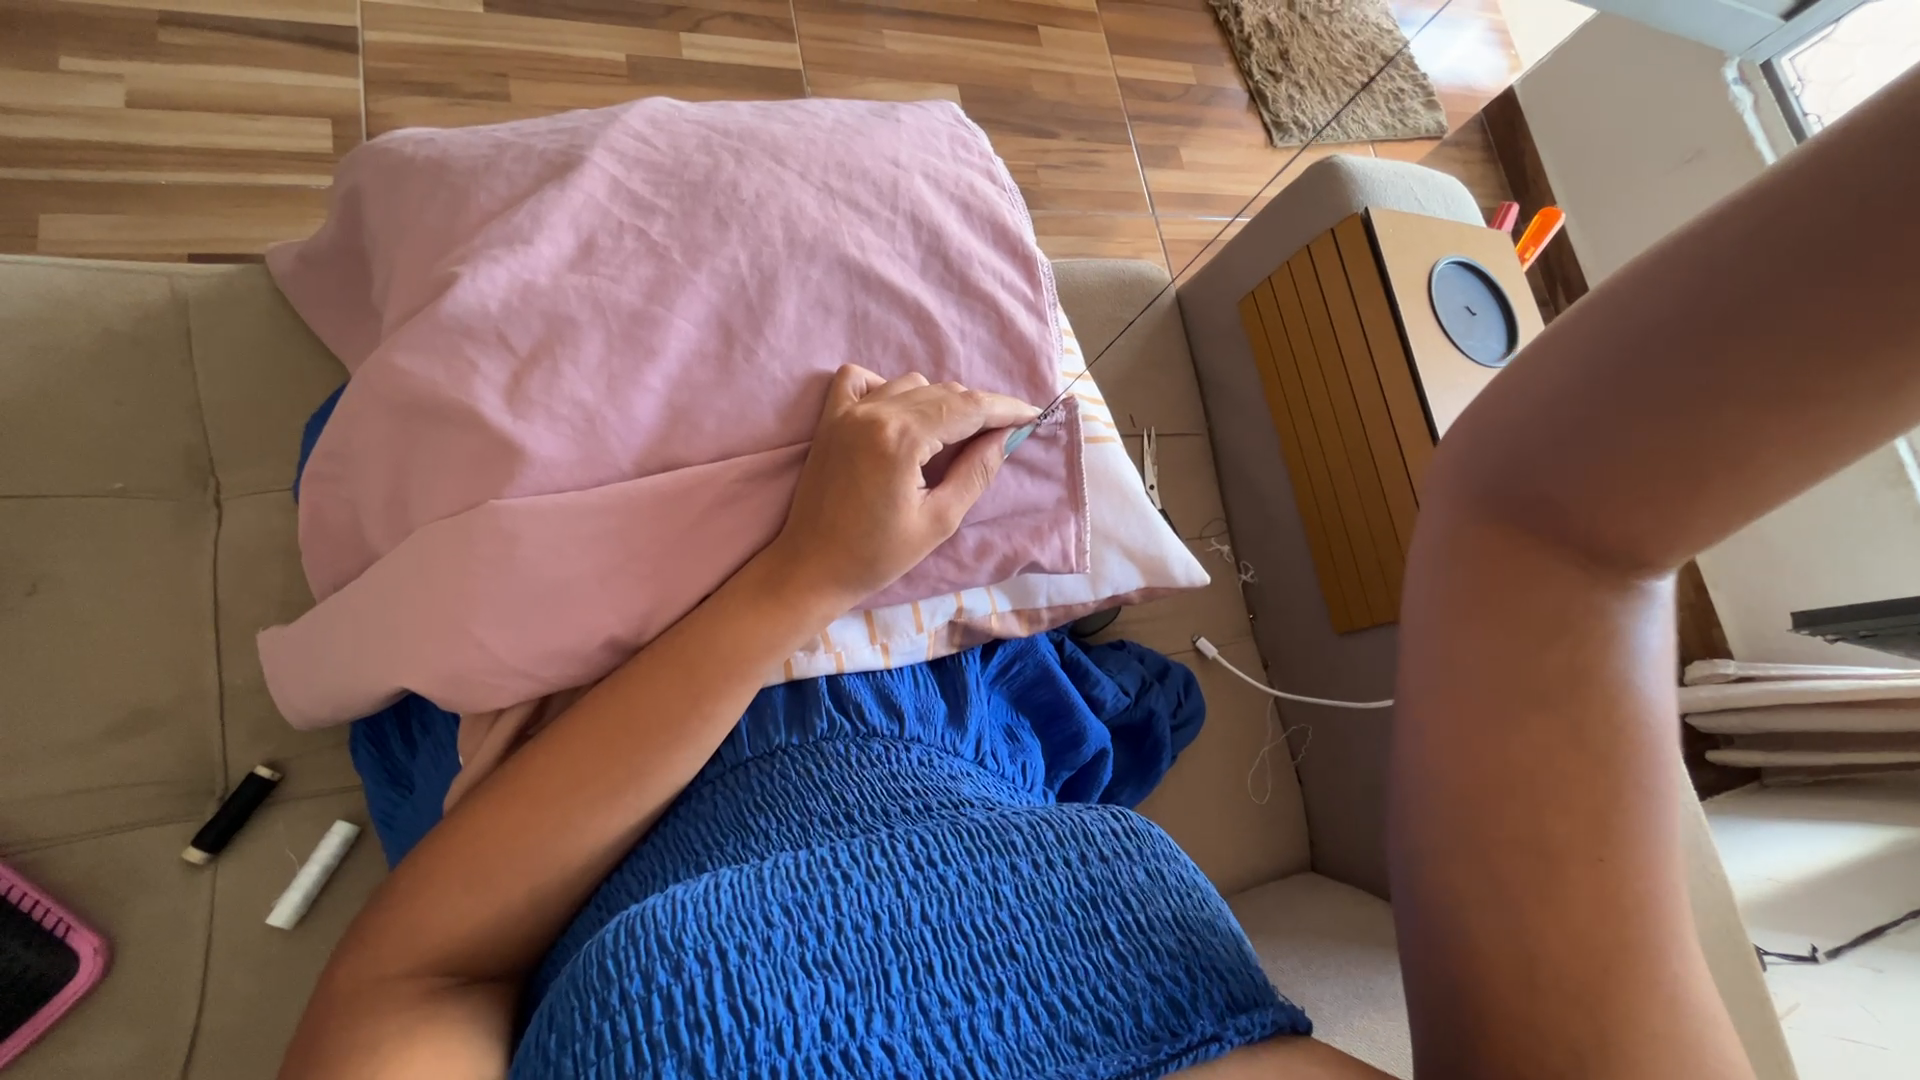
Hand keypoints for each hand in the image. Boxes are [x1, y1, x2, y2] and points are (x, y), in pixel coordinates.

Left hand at [764, 364, 1039, 604]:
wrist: (811, 569)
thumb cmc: (876, 556)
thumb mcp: (939, 520)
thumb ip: (976, 472)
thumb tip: (1005, 436)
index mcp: (902, 438)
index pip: (968, 407)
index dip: (1006, 409)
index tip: (1034, 414)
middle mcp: (873, 412)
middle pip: (944, 392)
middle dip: (978, 409)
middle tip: (1001, 434)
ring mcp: (846, 411)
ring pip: (910, 384)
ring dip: (939, 402)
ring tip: (953, 437)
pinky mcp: (829, 419)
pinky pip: (862, 379)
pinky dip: (888, 387)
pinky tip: (900, 414)